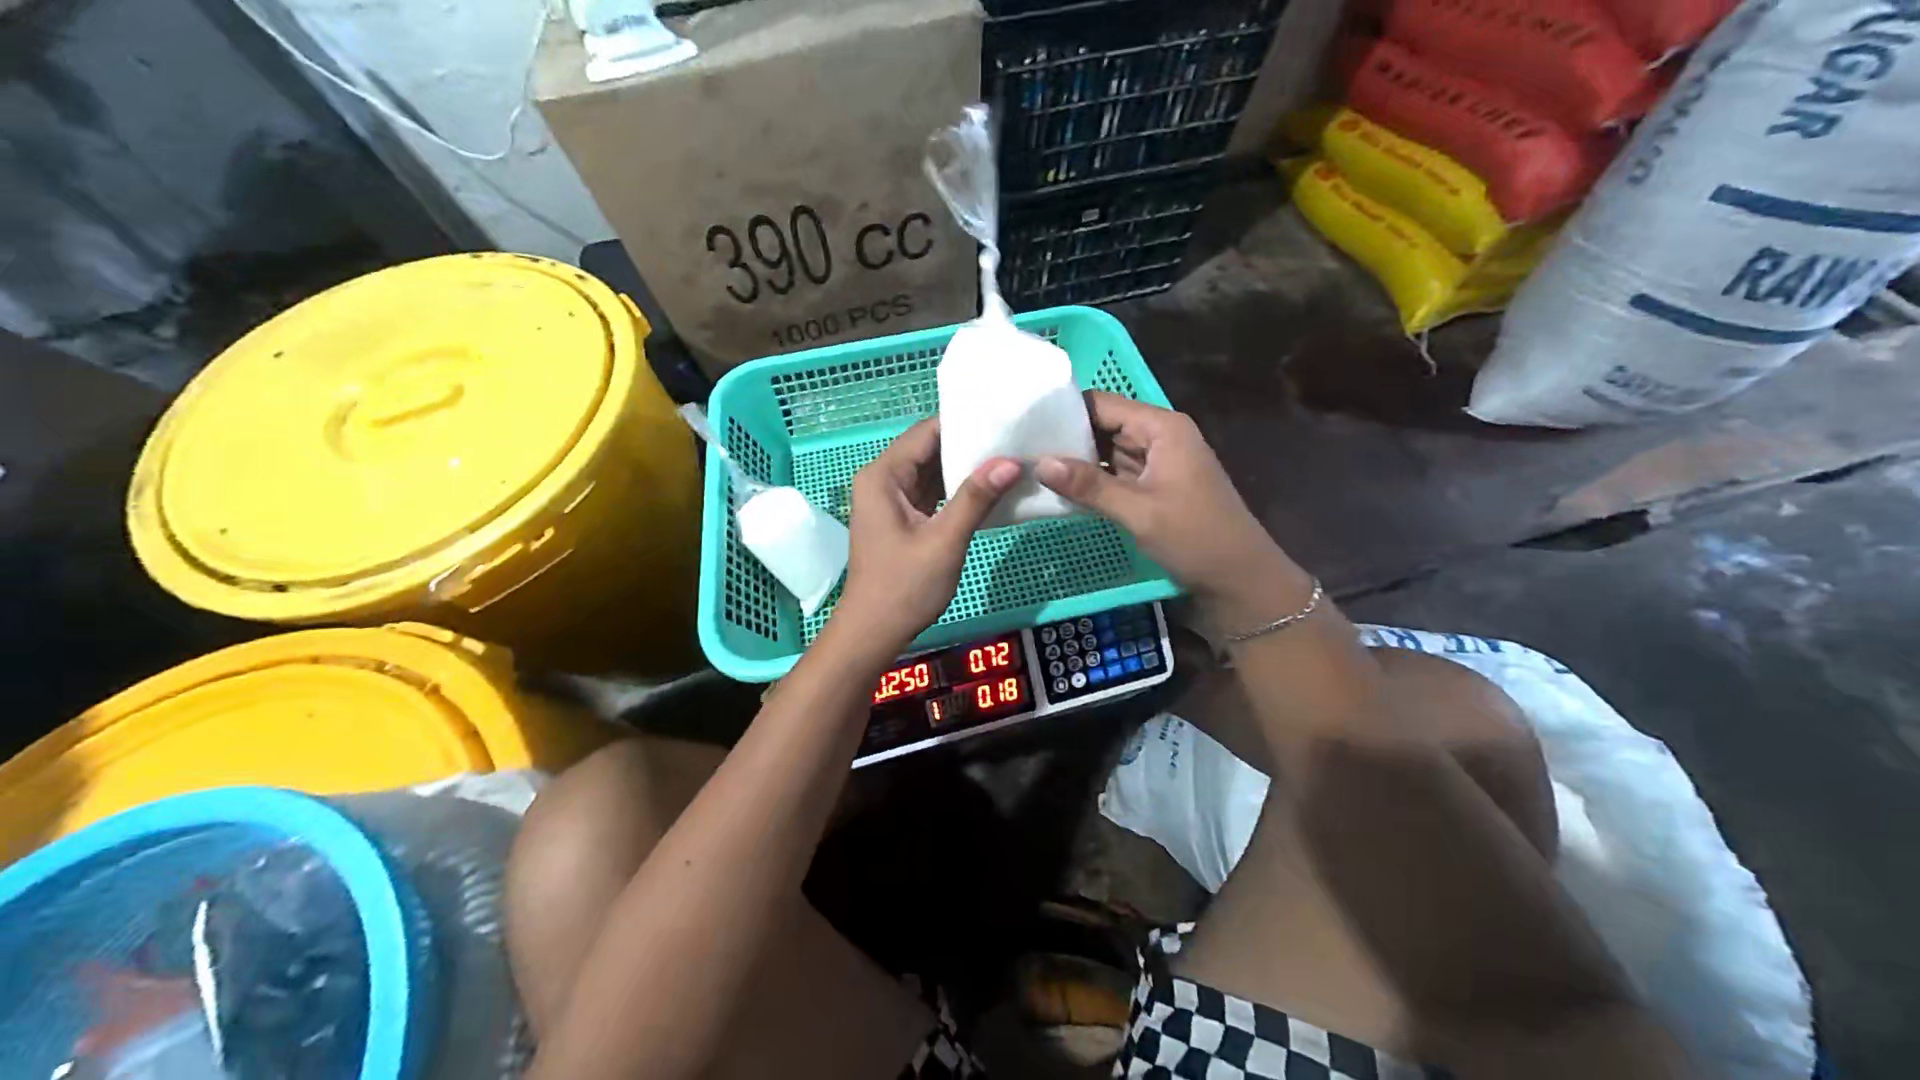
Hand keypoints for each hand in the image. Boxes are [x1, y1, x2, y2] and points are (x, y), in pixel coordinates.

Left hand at [832, 419, 1019, 651]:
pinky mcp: (900, 519)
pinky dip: (955, 491)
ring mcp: (889, 501)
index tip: (1002, 418)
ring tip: (1007, 459)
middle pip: (928, 450)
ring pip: (931, 472)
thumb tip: (1010, 461)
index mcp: (883, 476)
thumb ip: (976, 498)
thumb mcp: (945, 540)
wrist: (874, 631)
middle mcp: (882, 480)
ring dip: (963, 469)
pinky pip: (930, 493)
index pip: (926, 433)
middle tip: (1012, 438)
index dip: (963, 423)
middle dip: (968, 445)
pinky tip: (987, 490)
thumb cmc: (905, 586)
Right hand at [1035, 392, 1307, 624]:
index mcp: (1162, 428)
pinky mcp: (1153, 487)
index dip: (1066, 410)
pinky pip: (1114, 473)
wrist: (1239, 580)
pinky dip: (1091, 480)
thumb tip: (1040, 463)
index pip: (1104, 404)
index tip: (1025, 422)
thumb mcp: (1138, 511)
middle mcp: (1159, 436)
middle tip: (1020, 447)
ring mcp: (1156, 463)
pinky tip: (1059, 489)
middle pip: (1104, 424)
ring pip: (1107, 450)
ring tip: (1030, 465)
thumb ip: (1089, 485)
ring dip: (1076, 460)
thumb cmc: (1195, 538)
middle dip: (1066, 437)